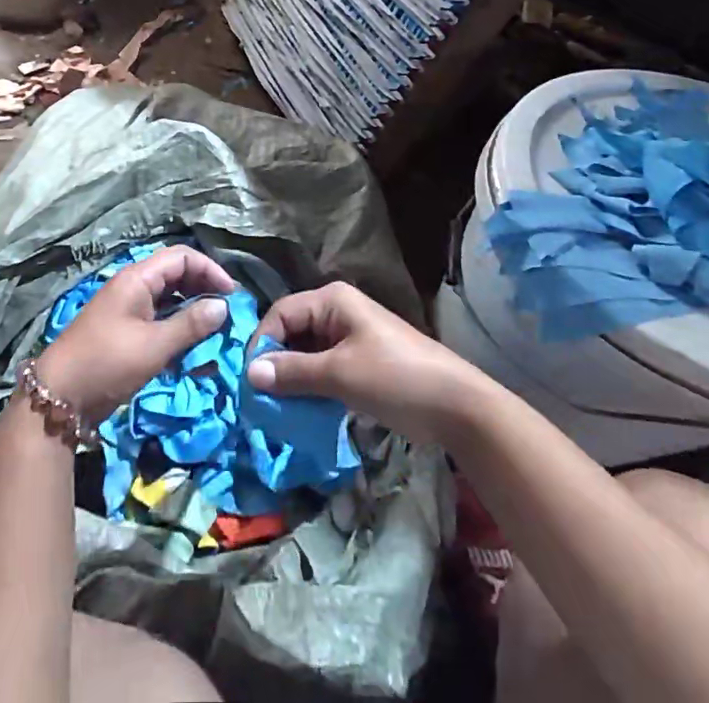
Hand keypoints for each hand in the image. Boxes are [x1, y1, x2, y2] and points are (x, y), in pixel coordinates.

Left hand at [32, 246, 236, 421]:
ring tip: (216, 329)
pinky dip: (178, 328)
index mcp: (137, 279)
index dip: (210, 270)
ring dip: (193, 311)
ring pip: (169, 299)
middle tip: (228, 312)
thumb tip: (223, 306)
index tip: (233, 295)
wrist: (61, 395)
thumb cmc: (108, 363)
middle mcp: (133, 288)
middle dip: (204, 289)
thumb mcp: (154, 345)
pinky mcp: (126, 332)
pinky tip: (194, 346)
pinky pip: (159, 320)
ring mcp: (128, 310)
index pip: (182, 257)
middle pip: (176, 275)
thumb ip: (190, 324)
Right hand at [246, 282, 486, 445]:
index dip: (262, 344)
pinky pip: (321, 369)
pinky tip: (300, 408)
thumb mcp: (339, 374)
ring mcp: (349, 338)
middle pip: (291, 332)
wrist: (459, 408)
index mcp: (332, 301)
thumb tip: (249, 375)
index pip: (280, 314)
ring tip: (277, 406)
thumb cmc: (396, 378)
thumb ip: (291, 372)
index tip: (251, 380)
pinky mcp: (358, 363)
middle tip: (260, 396)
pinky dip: (308, 386)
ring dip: (290, 378)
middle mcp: (337, 312)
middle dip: (275, 362)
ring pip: (305, 353)